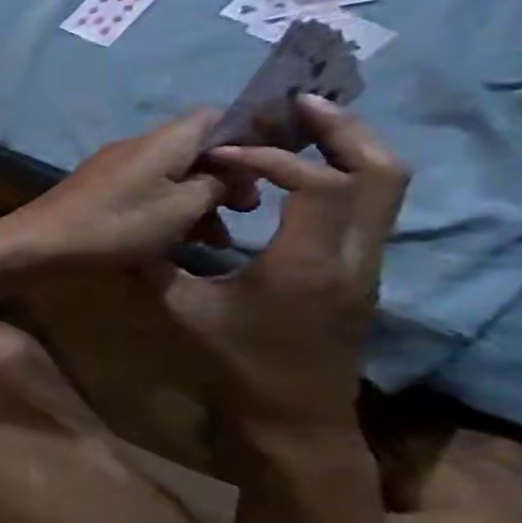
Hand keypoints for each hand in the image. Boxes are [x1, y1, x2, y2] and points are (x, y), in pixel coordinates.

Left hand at [0, 108, 237, 267]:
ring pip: (173, 175)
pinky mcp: (102, 190)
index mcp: (163, 140)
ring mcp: (118, 168)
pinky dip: (170, 211)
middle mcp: (140, 145)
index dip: (246, 137)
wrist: (41, 242)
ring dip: (200, 202)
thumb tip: (234, 172)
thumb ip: (216, 185)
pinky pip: (149, 192)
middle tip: (244, 211)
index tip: (264, 171)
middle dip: (225, 178)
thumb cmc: (117, 224)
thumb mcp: (180, 208)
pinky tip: (182, 243)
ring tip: (218, 239)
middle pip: (196, 149)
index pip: (215, 116)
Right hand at [157, 95, 409, 428]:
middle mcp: (352, 257)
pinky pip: (372, 205)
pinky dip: (346, 171)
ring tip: (306, 122)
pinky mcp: (364, 270)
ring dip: (351, 145)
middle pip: (381, 172)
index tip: (222, 156)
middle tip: (297, 102)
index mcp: (309, 266)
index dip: (269, 158)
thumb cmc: (239, 366)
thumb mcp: (184, 314)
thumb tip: (132, 223)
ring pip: (389, 186)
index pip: (316, 185)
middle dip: (341, 128)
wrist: (296, 420)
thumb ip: (157, 264)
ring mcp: (368, 264)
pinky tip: (304, 167)